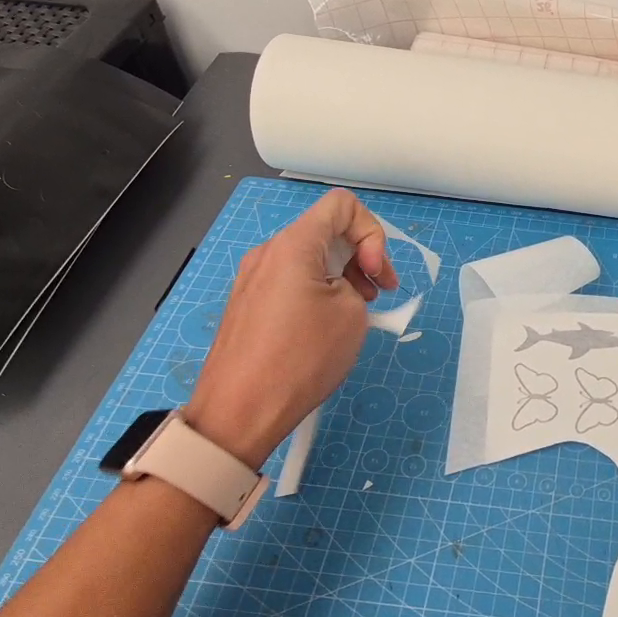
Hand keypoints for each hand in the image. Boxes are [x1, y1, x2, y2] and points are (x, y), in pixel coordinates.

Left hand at [185, 189, 399, 467]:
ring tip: (355, 314)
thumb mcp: (352, 314)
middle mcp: (268, 252)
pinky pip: (291, 282)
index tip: (374, 274)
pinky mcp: (247, 304)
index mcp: (294, 244)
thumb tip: (344, 286)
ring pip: (309, 258)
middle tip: (378, 295)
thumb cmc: (301, 357)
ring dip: (342, 276)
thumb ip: (357, 284)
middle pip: (326, 231)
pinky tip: (326, 329)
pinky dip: (318, 293)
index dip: (371, 233)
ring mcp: (253, 279)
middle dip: (361, 257)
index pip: (342, 205)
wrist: (239, 410)